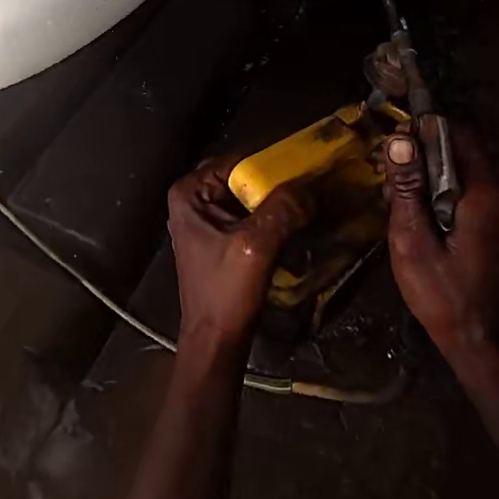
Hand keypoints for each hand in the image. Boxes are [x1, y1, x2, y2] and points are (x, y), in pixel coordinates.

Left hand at [166, 158, 314, 348]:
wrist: (215, 341)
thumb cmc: (225, 293)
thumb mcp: (255, 247)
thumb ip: (281, 212)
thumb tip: (309, 188)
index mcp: (189, 193)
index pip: (234, 160)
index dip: (269, 159)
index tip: (303, 158)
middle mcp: (192, 199)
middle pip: (239, 176)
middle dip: (273, 177)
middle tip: (309, 175)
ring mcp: (203, 219)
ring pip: (244, 195)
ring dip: (273, 197)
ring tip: (307, 194)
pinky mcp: (217, 237)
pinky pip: (246, 214)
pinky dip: (269, 214)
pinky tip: (294, 217)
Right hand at [383, 124, 498, 359]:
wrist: (480, 344)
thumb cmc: (444, 294)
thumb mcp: (414, 240)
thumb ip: (406, 189)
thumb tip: (400, 139)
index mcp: (482, 193)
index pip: (458, 133)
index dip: (423, 125)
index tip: (391, 134)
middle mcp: (494, 194)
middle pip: (455, 149)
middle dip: (417, 149)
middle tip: (384, 167)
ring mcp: (492, 211)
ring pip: (453, 169)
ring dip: (421, 171)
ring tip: (391, 191)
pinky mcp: (484, 224)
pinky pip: (455, 189)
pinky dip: (430, 189)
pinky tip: (407, 210)